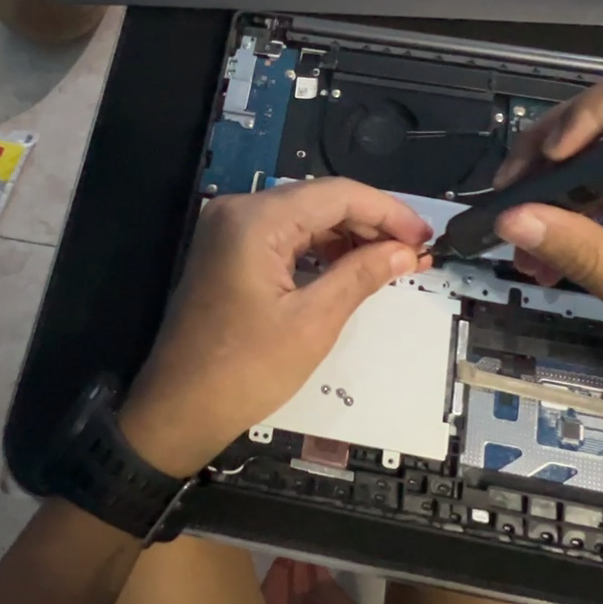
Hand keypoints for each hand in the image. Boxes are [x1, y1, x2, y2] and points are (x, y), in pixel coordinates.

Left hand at [118, 178, 434, 476]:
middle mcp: (238, 211)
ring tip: (390, 263)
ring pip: (303, 216)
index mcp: (255, 220)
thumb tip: (406, 251)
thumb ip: (361, 276)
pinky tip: (349, 268)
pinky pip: (283, 235)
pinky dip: (318, 249)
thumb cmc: (244, 370)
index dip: (387, 211)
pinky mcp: (227, 250)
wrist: (178, 409)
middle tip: (413, 252)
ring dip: (346, 236)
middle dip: (369, 223)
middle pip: (319, 199)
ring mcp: (228, 229)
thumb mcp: (313, 323)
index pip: (336, 194)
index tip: (424, 235)